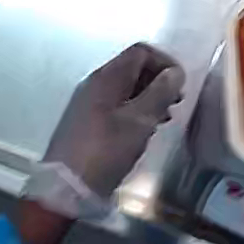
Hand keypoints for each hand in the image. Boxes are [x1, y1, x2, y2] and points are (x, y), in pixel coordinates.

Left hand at [20, 43, 185, 219]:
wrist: (63, 191)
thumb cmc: (105, 151)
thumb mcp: (139, 121)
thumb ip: (160, 93)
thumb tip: (175, 73)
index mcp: (106, 77)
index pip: (141, 52)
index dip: (165, 62)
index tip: (180, 84)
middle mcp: (95, 84)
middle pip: (133, 67)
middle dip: (158, 80)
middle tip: (175, 103)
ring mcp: (88, 102)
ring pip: (126, 87)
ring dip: (148, 97)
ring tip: (163, 119)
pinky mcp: (85, 122)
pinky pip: (116, 104)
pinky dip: (135, 110)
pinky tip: (142, 131)